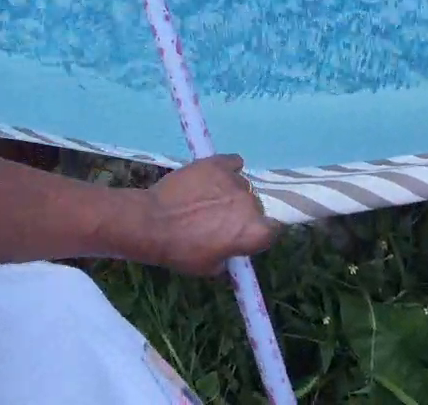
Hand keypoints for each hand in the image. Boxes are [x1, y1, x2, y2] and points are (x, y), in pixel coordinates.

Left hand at [140, 154, 280, 275]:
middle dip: (243, 212)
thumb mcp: (213, 266)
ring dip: (232, 191)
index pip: (273, 229)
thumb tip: (231, 244)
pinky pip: (233, 161)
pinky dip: (229, 167)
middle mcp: (250, 203)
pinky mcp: (216, 163)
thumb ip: (231, 252)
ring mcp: (233, 180)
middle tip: (222, 217)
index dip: (260, 232)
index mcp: (255, 232)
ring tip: (211, 196)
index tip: (246, 233)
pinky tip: (217, 173)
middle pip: (257, 205)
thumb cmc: (182, 251)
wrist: (154, 222)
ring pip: (242, 184)